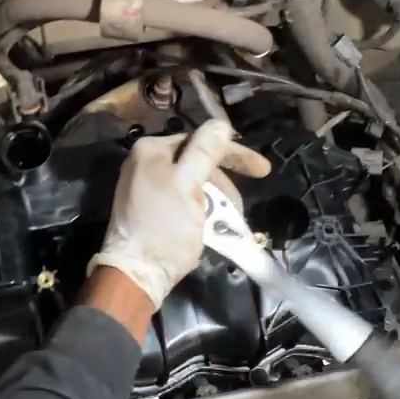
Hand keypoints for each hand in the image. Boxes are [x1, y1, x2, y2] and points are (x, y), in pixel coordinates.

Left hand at [90, 120, 270, 307]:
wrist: (136, 274)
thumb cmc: (165, 228)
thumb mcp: (188, 186)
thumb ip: (205, 152)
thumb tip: (221, 124)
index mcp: (151, 150)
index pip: (201, 141)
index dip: (235, 154)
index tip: (263, 170)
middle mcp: (145, 162)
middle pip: (197, 161)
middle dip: (224, 183)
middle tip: (241, 205)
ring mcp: (144, 185)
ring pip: (192, 182)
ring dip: (215, 199)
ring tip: (229, 221)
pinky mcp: (148, 207)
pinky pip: (182, 198)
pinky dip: (201, 208)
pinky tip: (212, 223)